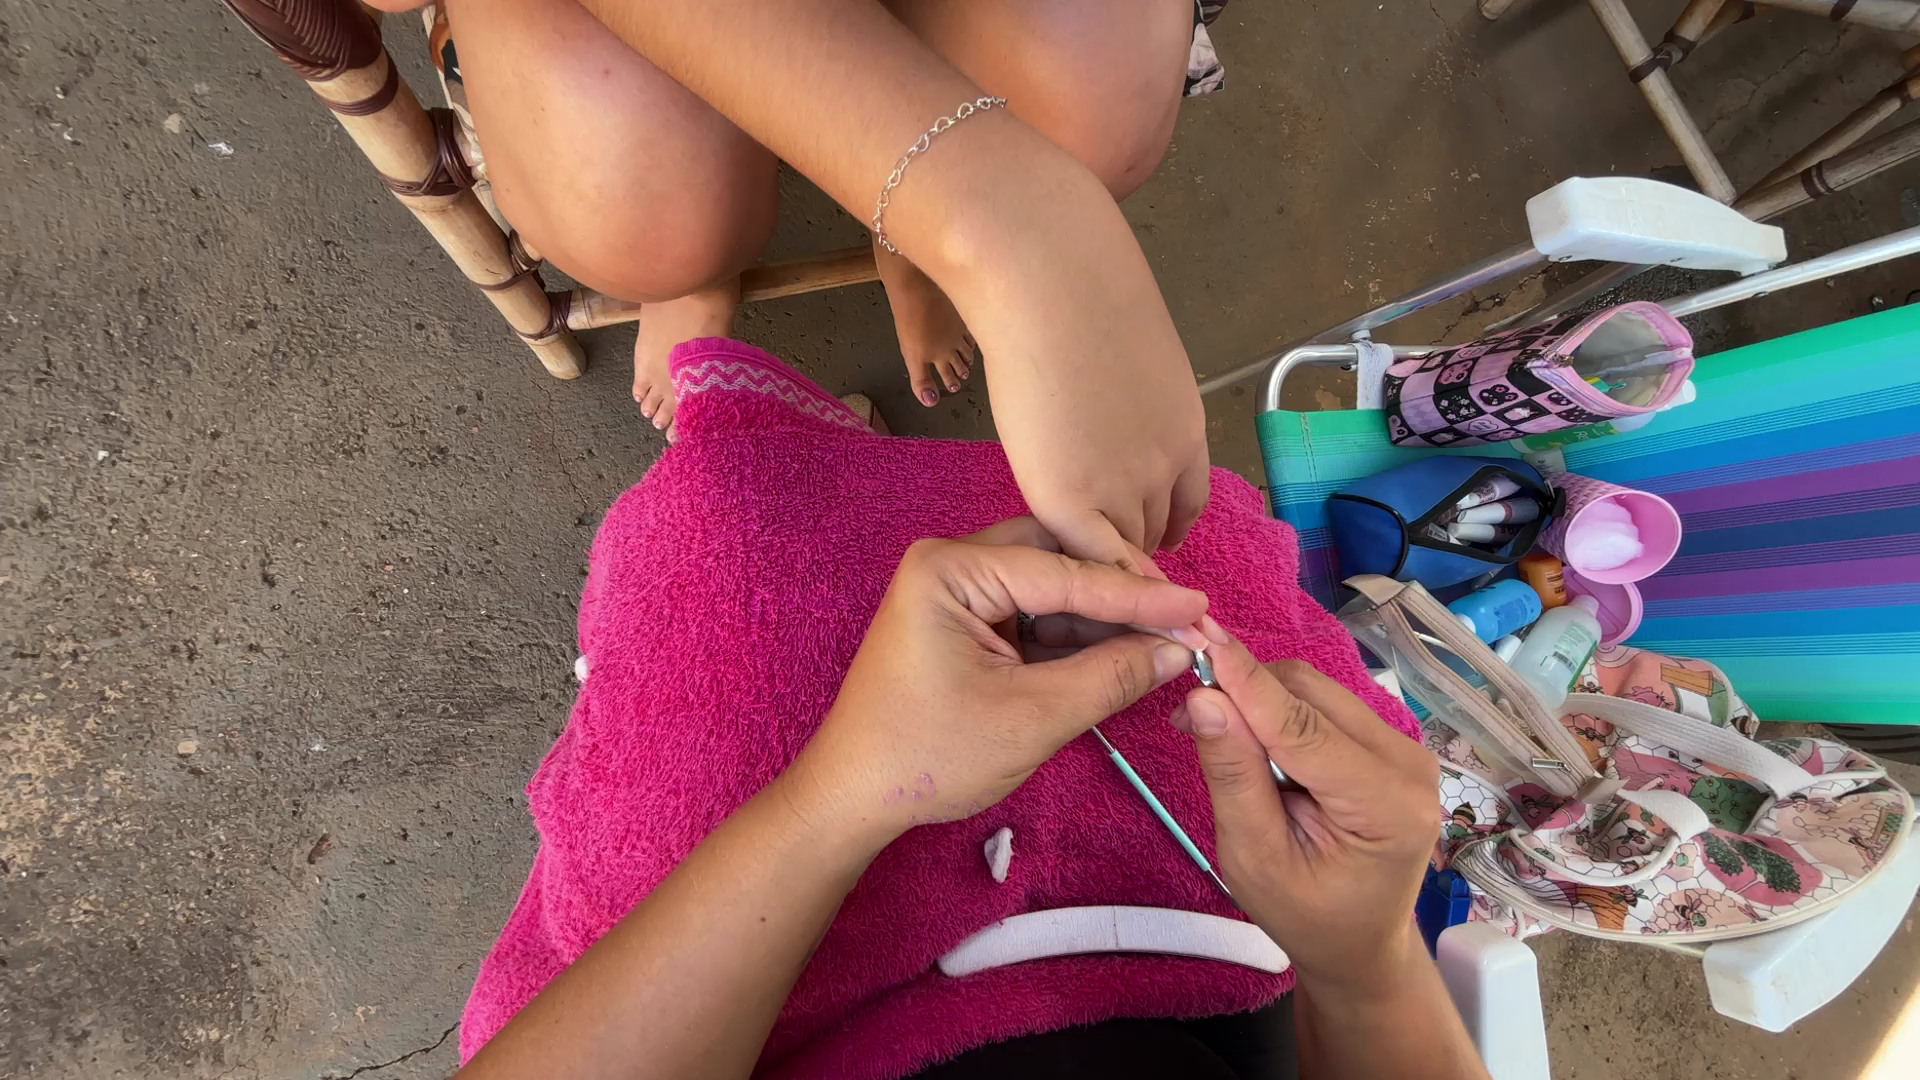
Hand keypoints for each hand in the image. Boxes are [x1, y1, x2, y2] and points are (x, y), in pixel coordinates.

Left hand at [792, 519, 1205, 844]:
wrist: (856, 795)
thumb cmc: (930, 755)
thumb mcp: (1030, 718)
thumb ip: (1110, 677)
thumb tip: (1178, 650)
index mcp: (951, 569)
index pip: (1062, 572)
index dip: (1137, 594)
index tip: (1200, 608)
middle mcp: (953, 564)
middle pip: (1056, 561)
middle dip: (1118, 593)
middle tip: (1180, 619)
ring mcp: (959, 592)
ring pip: (1048, 588)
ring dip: (1100, 616)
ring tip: (1163, 640)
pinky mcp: (968, 622)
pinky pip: (1032, 616)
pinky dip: (1073, 636)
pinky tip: (1120, 652)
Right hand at [915, 145, 1210, 568]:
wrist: (1052, 280)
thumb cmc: (1083, 295)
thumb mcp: (1131, 357)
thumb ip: (1128, 407)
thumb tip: (1103, 418)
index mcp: (1185, 431)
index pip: (1184, 504)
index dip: (1161, 528)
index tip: (1141, 544)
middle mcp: (1166, 467)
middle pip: (1154, 534)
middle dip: (1134, 556)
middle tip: (1106, 576)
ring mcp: (1123, 486)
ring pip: (1122, 552)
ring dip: (1106, 572)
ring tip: (1078, 594)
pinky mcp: (1073, 500)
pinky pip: (1091, 561)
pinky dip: (1090, 588)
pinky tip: (1072, 602)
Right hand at [1171, 638, 1440, 989]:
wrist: (1359, 942)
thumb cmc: (1304, 913)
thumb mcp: (1253, 855)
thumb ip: (1232, 774)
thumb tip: (1205, 699)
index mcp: (1386, 805)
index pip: (1303, 726)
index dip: (1247, 681)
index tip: (1200, 638)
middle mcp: (1406, 763)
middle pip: (1307, 694)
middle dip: (1243, 691)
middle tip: (1188, 717)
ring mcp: (1401, 746)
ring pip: (1309, 688)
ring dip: (1255, 697)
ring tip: (1217, 734)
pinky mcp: (1384, 739)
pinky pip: (1316, 700)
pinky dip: (1273, 707)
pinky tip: (1251, 738)